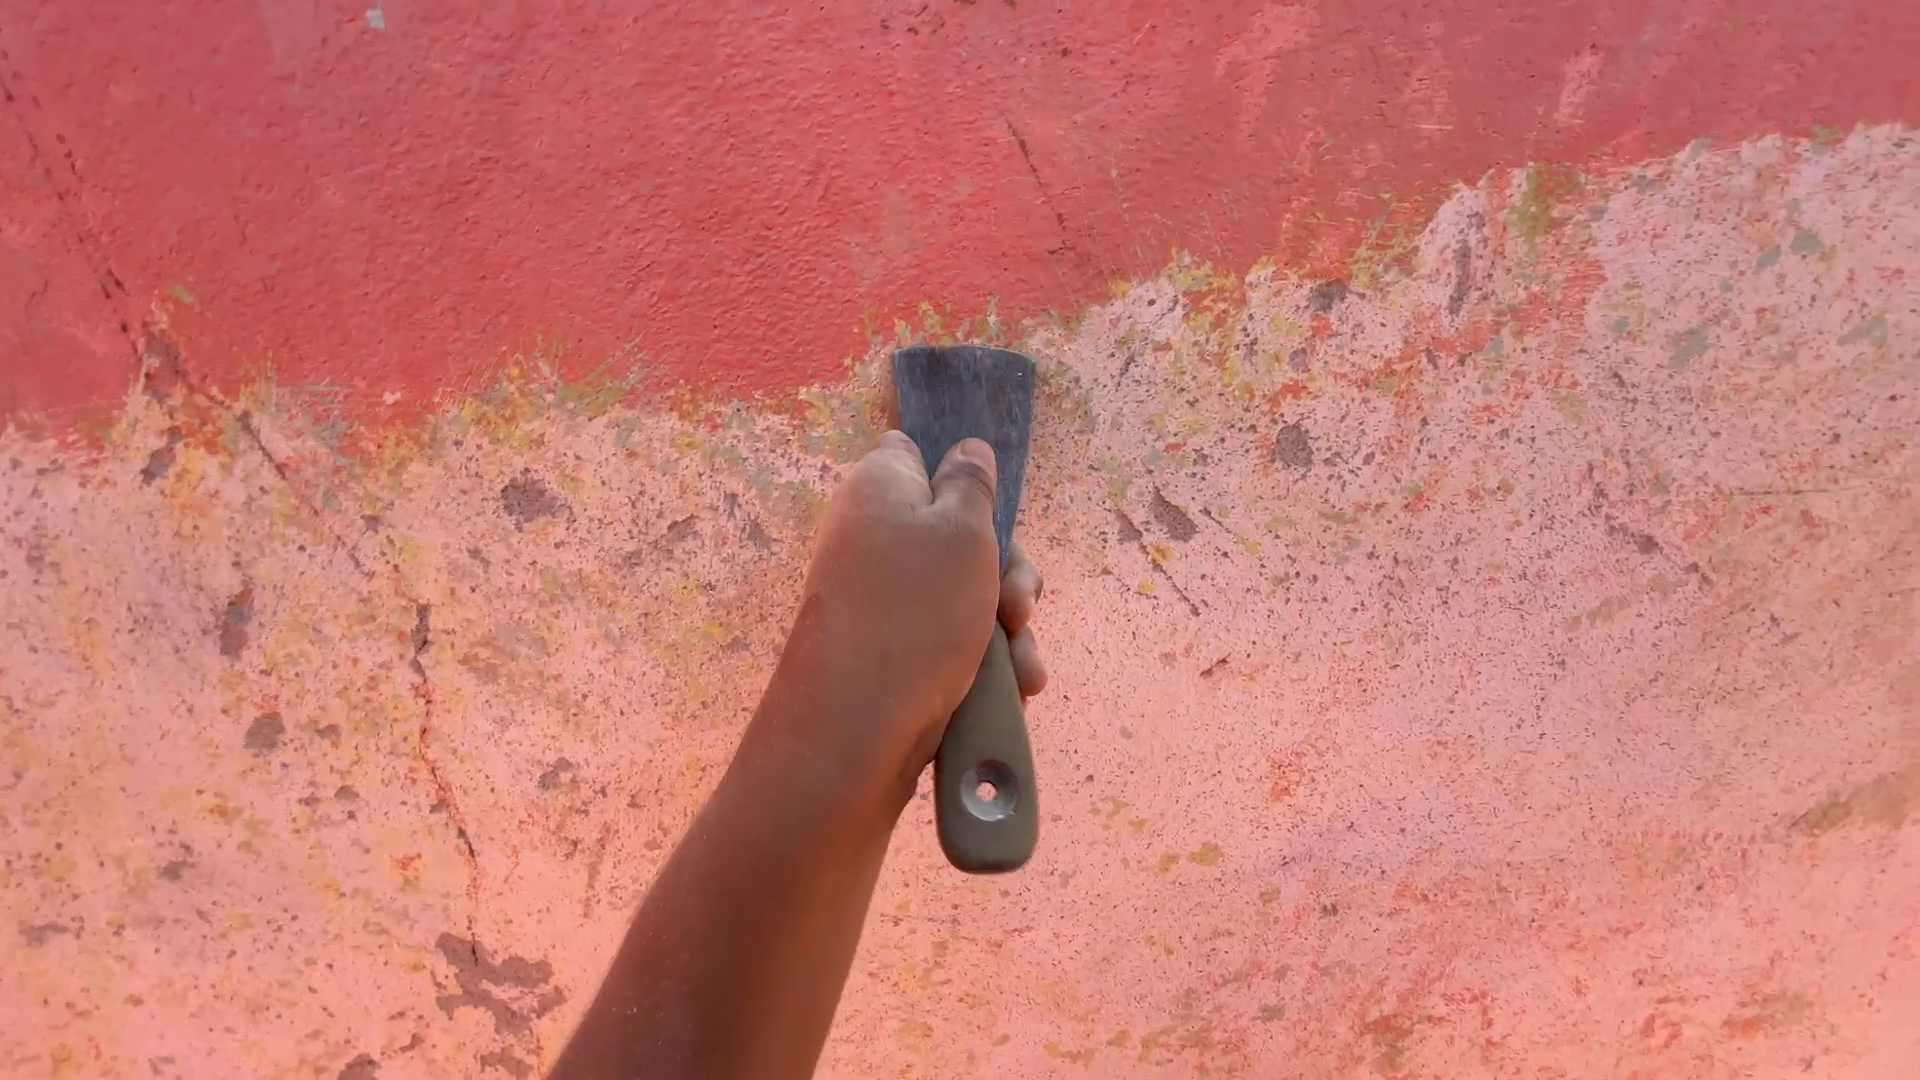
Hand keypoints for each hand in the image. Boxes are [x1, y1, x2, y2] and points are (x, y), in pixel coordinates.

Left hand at [757, 431, 1046, 808]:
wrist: (858, 727)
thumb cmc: (918, 610)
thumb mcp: (962, 530)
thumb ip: (972, 482)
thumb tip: (967, 448)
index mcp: (881, 487)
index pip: (914, 453)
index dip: (959, 475)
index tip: (989, 512)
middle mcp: (875, 534)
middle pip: (957, 530)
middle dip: (1005, 570)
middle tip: (1021, 608)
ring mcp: (881, 594)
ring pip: (963, 589)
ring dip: (1005, 626)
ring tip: (1026, 671)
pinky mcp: (892, 643)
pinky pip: (948, 633)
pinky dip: (983, 657)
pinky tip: (1013, 688)